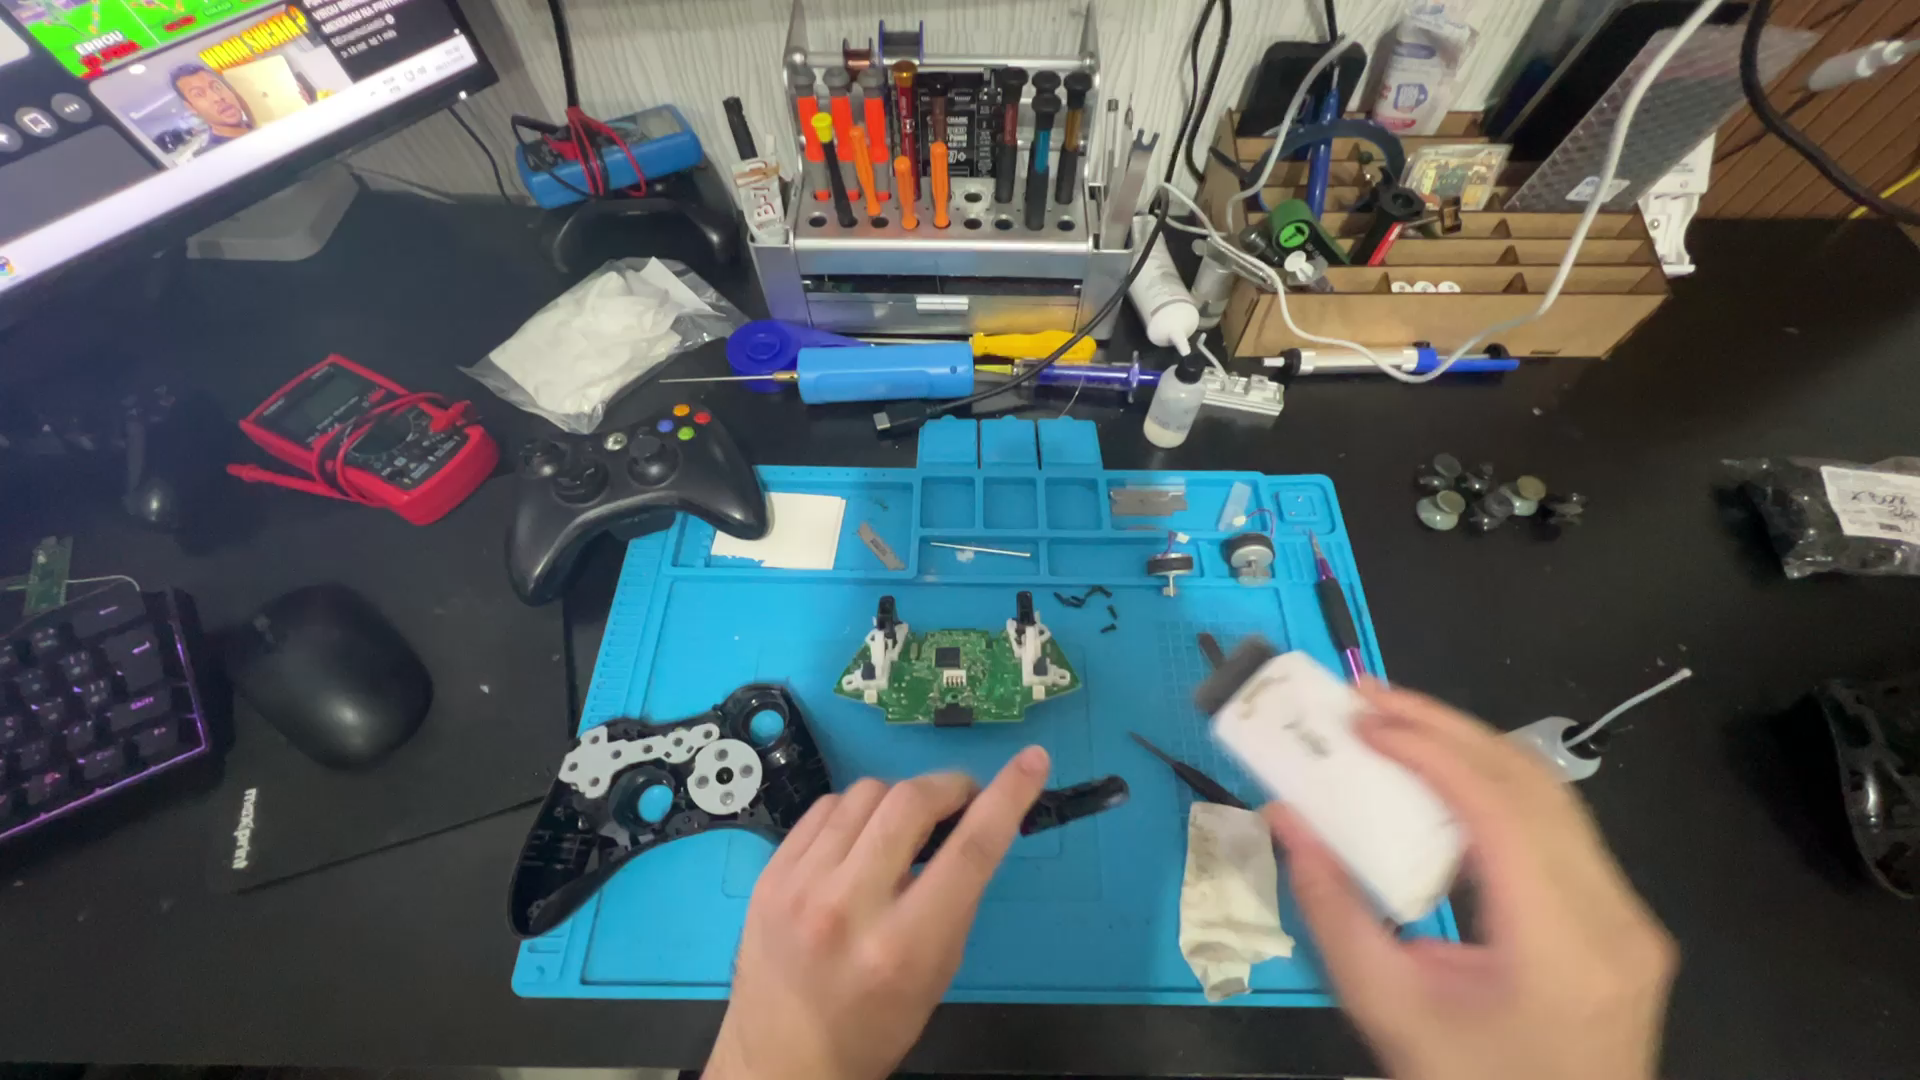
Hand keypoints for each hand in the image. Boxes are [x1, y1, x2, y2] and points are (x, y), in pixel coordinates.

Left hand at [705, 746, 1050, 1079]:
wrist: (781, 1061)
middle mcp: (849, 907)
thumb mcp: (937, 971)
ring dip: (899, 801)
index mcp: (904, 945)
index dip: (1008, 797)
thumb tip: (972, 819)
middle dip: (948, 787)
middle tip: (959, 801)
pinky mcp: (771, 873)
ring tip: (900, 832)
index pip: (970, 850)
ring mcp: (801, 885)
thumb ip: (956, 894)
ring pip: (866, 793)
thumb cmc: (876, 1023)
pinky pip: (825, 807)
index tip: (1032, 762)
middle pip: (910, 801)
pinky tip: (858, 841)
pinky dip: (854, 812)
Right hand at [1268, 680, 1676, 1079]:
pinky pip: (1552, 820)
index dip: (1429, 750)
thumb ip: (1328, 904)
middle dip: (1443, 724)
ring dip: (1468, 741)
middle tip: (1367, 695)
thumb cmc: (1465, 1077)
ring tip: (1395, 714)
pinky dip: (1490, 776)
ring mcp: (1625, 914)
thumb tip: (1283, 816)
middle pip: (1532, 783)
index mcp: (1562, 944)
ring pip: (1549, 792)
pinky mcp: (1616, 916)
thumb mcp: (1381, 1002)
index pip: (1500, 810)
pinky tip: (1440, 768)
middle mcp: (1613, 915)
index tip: (1362, 722)